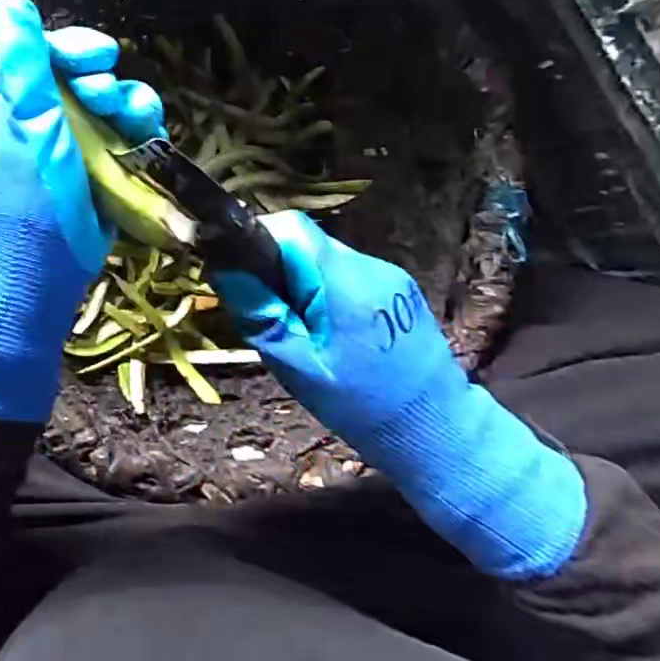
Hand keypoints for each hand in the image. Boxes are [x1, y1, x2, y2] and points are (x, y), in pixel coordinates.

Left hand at [0, 0, 161, 422]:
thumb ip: (25, 67)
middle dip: (98, 75)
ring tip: (130, 115)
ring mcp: (70, 142)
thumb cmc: (32, 199)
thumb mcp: (29, 127)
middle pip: (74, 73)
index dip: (67, 47)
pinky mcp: (99, 164)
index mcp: (9, 106)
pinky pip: (122, 131)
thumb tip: (10, 5)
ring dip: (125, 99)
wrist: (48, 273)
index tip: (94, 55)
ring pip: (106, 100)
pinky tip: (145, 132)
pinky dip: (137, 126)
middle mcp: (38, 118)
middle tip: (104, 92)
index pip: (37, 54)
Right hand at [211, 213, 586, 579]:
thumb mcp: (295, 365)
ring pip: (321, 255)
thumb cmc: (358, 405)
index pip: (289, 228)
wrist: (439, 433)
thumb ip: (259, 312)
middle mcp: (368, 265)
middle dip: (277, 266)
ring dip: (300, 278)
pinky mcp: (397, 285)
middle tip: (273, 311)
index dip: (259, 242)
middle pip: (304, 239)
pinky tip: (333, 327)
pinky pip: (343, 270)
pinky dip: (325, 287)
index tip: (246, 277)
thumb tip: (221, 264)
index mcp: (342, 282)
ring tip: (303, 325)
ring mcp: (387, 273)